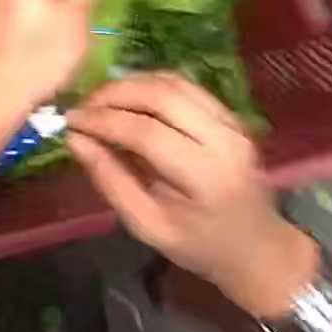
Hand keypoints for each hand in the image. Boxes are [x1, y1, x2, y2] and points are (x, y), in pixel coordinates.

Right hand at [66, 74, 316, 314]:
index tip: (72, 121)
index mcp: (206, 177)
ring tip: (101, 100)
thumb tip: (74, 139)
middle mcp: (224, 140)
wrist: (259, 249)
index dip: (103, 121)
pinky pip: (183, 84)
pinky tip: (129, 96)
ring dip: (130, 84)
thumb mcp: (147, 226)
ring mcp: (231, 122)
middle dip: (113, 94)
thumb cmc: (199, 245)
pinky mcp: (229, 113)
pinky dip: (149, 83)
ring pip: (171, 82)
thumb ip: (110, 180)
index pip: (146, 132)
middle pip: (160, 95)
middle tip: (84, 106)